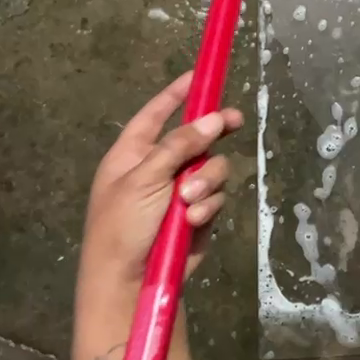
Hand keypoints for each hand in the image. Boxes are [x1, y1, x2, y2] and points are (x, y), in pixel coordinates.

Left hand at [81, 73, 243, 288]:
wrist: (128, 284)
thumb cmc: (122, 227)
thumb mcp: (145, 180)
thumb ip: (181, 145)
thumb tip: (215, 117)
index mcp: (132, 155)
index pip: (155, 114)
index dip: (177, 94)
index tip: (200, 75)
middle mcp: (158, 168)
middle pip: (196, 137)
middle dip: (214, 133)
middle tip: (236, 122)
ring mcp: (179, 190)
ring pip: (213, 166)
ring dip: (207, 181)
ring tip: (190, 201)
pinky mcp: (198, 212)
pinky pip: (216, 195)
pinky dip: (208, 205)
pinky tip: (193, 221)